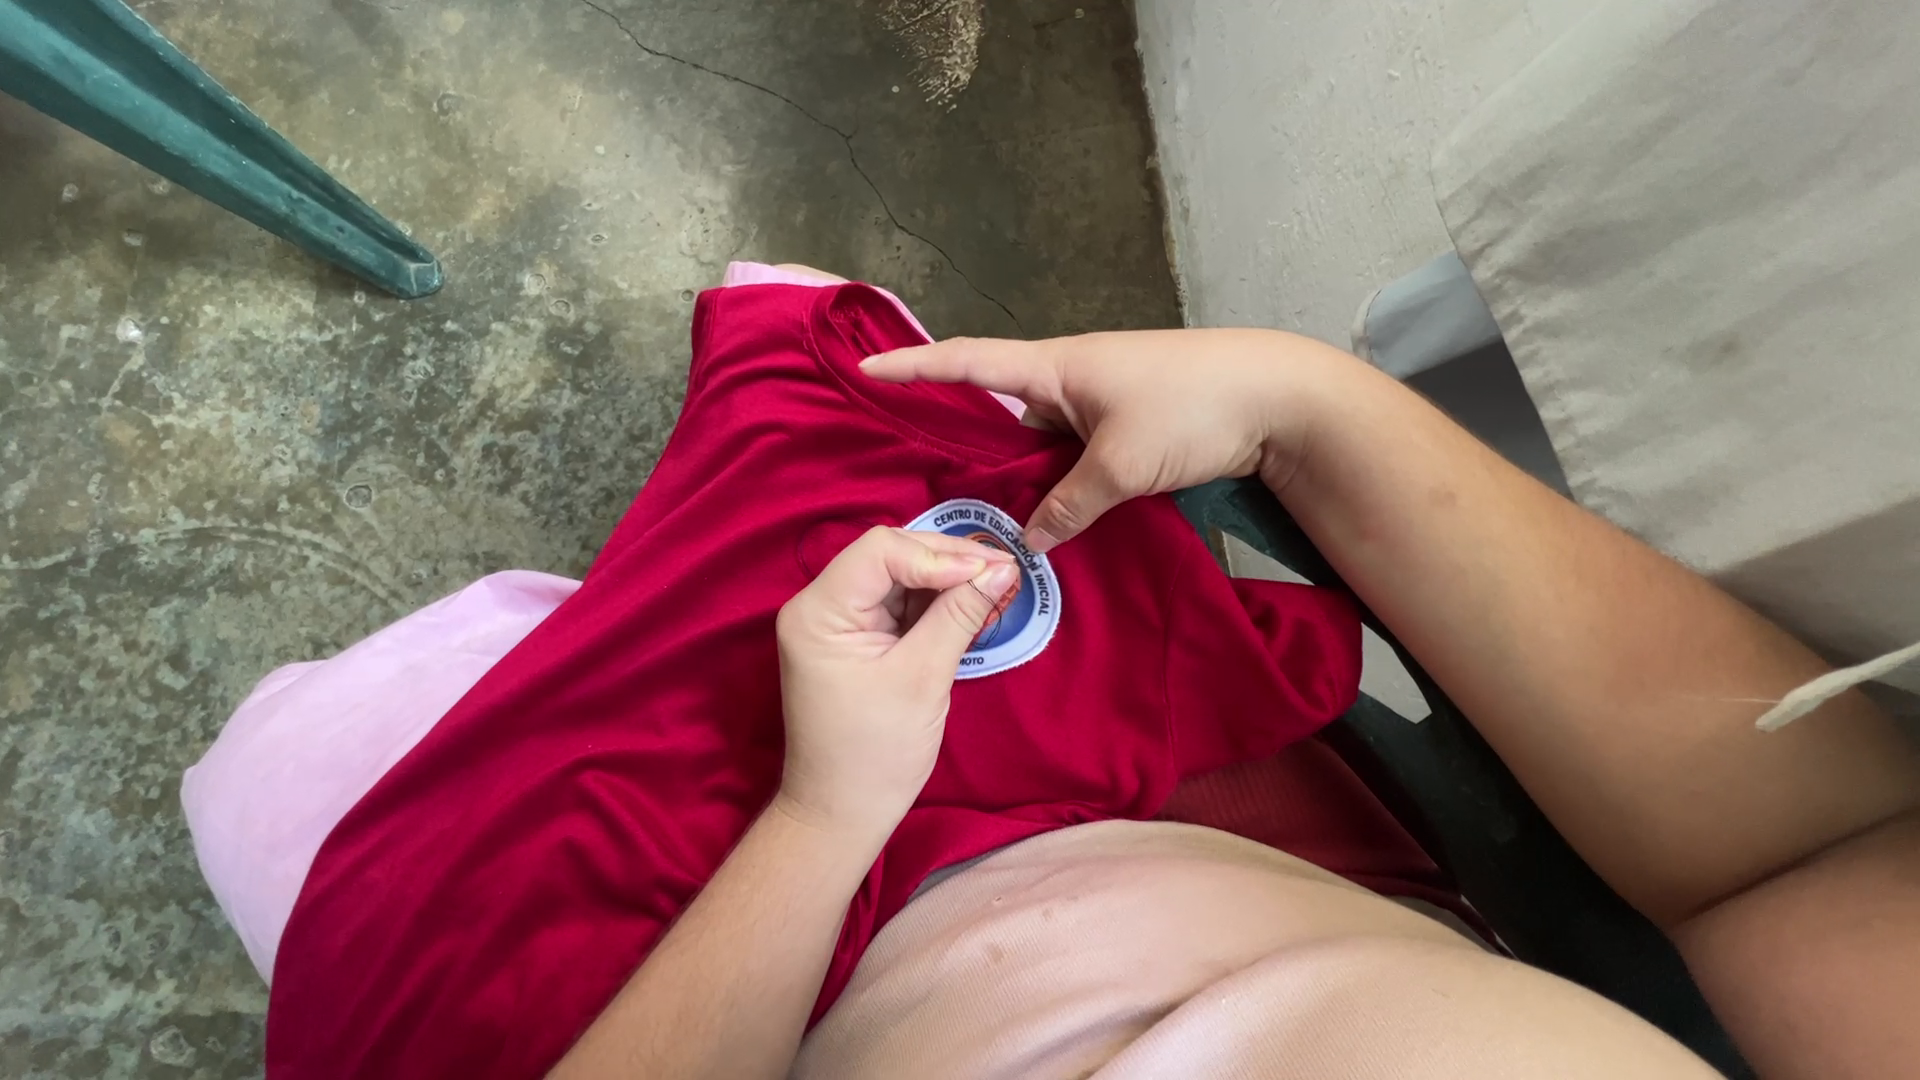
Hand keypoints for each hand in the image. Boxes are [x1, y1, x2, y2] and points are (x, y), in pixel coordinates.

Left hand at [773, 526, 1019, 841]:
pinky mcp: (857, 637)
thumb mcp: (922, 678)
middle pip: (889, 556)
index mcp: (819, 612)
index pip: (880, 551)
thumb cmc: (875, 753)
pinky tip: (971, 601)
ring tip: (995, 582)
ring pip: (899, 576)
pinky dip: (936, 601)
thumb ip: (958, 615)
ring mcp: (838, 621)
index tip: (989, 572)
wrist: (842, 812)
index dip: (938, 555)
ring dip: (947, 578)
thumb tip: (1001, 568)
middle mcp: (821, 605)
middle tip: (1003, 570)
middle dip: (947, 561)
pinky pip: (899, 603)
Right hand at [861, 329, 1358, 551]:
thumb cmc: (1191, 408)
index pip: (967, 361)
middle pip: (994, 407)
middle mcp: (1065, 379)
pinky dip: (1048, 479)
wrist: (1278, 397)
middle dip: (957, 436)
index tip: (865, 369)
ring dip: (1009, 469)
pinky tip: (1038, 511)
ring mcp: (1094, 402)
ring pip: (1031, 438)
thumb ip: (1068, 506)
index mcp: (1053, 367)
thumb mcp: (1120, 466)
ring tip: (974, 509)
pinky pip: (1064, 452)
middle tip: (918, 475)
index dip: (913, 366)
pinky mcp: (1120, 424)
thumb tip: (1029, 544)